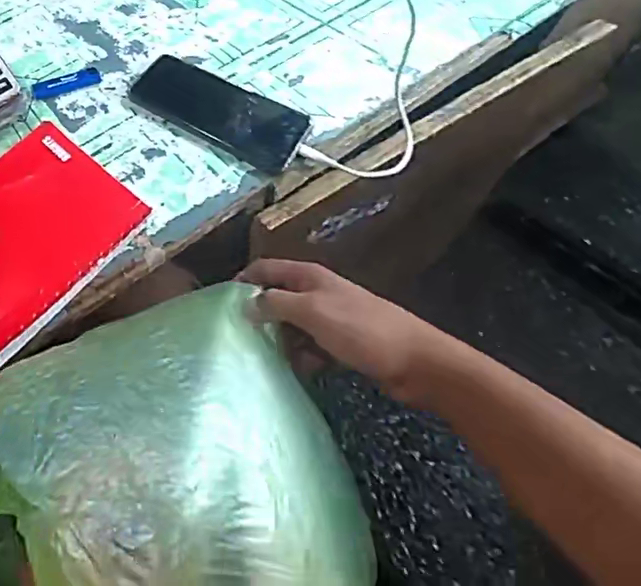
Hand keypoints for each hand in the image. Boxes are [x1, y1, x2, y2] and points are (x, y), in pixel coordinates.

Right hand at [240, 258, 458, 405]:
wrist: (418, 362)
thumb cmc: (361, 330)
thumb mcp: (312, 312)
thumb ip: (275, 304)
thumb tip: (244, 303)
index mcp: (308, 276)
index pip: (265, 269)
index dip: (243, 281)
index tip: (222, 302)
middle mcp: (316, 292)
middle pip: (277, 298)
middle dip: (260, 315)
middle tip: (241, 337)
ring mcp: (330, 318)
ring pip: (293, 325)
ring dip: (282, 340)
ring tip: (268, 359)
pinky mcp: (342, 343)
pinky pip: (311, 346)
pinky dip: (303, 357)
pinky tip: (300, 371)